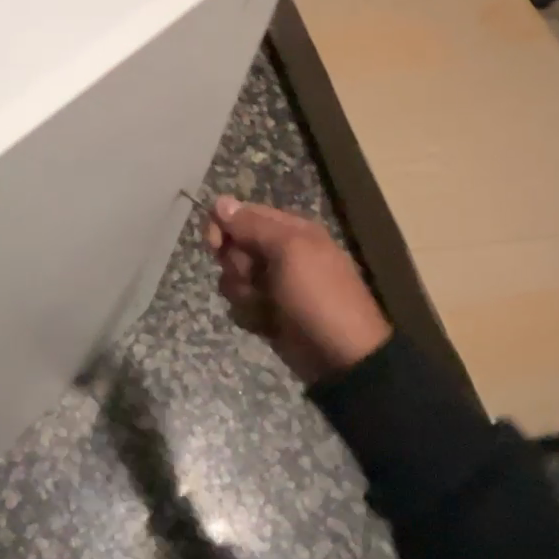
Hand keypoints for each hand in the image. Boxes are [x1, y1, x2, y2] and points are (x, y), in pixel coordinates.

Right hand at [207, 197, 392, 383]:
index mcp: (291, 230)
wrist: (342, 358)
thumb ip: (253, 225)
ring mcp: (274, 285)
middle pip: (234, 246)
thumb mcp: (289, 251)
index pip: (243, 214)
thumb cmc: (317, 296)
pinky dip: (249, 315)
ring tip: (264, 306)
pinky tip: (266, 324)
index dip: (224, 227)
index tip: (215, 244)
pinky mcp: (268, 312)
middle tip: (253, 278)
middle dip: (236, 265)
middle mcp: (281, 253)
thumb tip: (219, 201)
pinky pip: (241, 305)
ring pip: (233, 278)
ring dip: (242, 293)